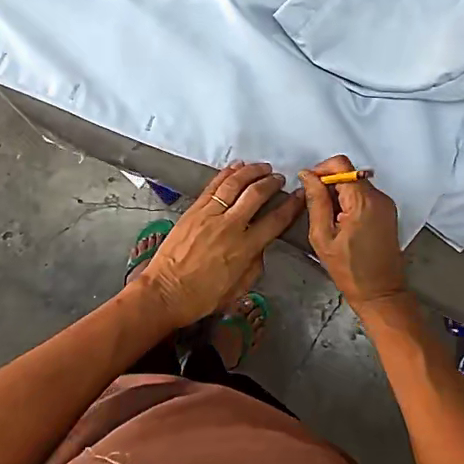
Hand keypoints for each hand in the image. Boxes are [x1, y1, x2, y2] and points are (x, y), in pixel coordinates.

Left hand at [134, 162, 302, 328]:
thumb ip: (255, 263)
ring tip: (263, 167)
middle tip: (280, 179)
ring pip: (235, 184)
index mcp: (245, 248)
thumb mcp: (239, 287)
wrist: (164, 294)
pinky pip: (213, 186)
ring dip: (252, 172)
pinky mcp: (194, 211)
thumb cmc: (201, 297)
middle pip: (257, 194)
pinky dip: (227, 174)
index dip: (292, 205)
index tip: (300, 196)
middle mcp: (230, 227)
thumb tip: (262, 246)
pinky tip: (237, 167)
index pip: (276, 220)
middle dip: (272, 182)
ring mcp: (210, 216)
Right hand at [299, 156, 409, 310]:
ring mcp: (386, 204)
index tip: (309, 186)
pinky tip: (342, 224)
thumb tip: (308, 176)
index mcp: (364, 201)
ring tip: (329, 220)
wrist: (380, 292)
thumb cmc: (351, 271)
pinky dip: (350, 202)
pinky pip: (365, 196)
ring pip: (356, 184)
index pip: (341, 165)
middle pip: (349, 173)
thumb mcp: (322, 237)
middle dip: (329, 184)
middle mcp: (379, 197)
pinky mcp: (388, 212)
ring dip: (339, 194)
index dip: (321, 170)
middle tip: (317, 208)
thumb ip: (316, 202)